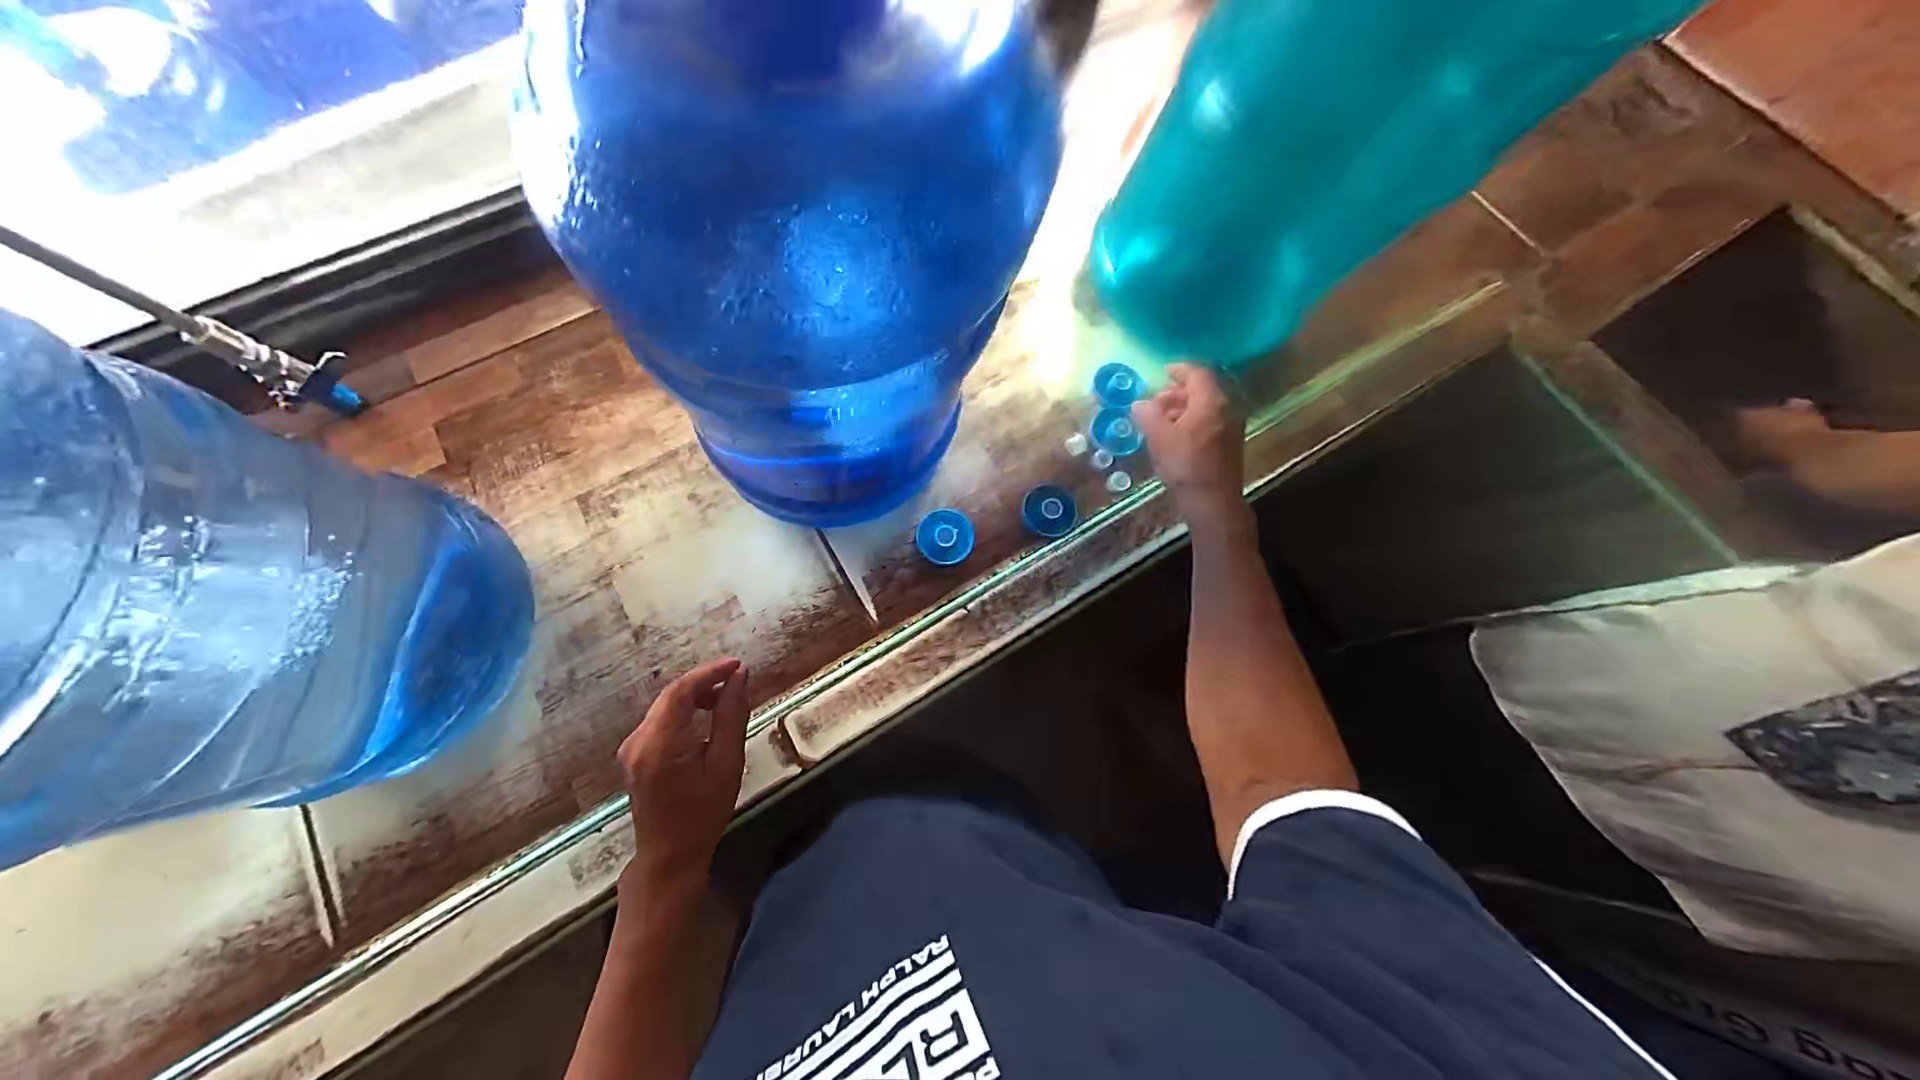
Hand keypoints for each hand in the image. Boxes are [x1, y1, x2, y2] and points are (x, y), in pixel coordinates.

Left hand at [618, 657, 749, 895]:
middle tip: (736, 680)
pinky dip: (684, 711)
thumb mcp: (727, 763)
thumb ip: (731, 715)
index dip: (710, 672)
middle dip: (704, 682)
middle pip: (671, 696)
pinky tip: (705, 718)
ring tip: (725, 699)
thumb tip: (740, 677)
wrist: (669, 855)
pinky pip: (660, 721)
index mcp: (660, 743)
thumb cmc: (704, 812)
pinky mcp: (634, 755)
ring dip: (694, 696)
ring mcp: (631, 748)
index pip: (681, 691)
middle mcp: (638, 740)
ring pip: (665, 707)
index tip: (738, 665)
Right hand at [1133, 363, 1246, 522]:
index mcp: (1212, 401)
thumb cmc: (1185, 465)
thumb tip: (1140, 404)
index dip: (1179, 370)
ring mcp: (1232, 426)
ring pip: (1206, 407)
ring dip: (1183, 408)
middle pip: (1202, 389)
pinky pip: (1210, 421)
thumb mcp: (1159, 437)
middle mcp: (1227, 408)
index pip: (1198, 373)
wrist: (1213, 501)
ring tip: (1162, 422)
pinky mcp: (1230, 443)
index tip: (1164, 372)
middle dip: (1177, 392)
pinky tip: (1175, 436)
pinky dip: (1192, 420)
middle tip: (1156, 403)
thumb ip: (1148, 415)